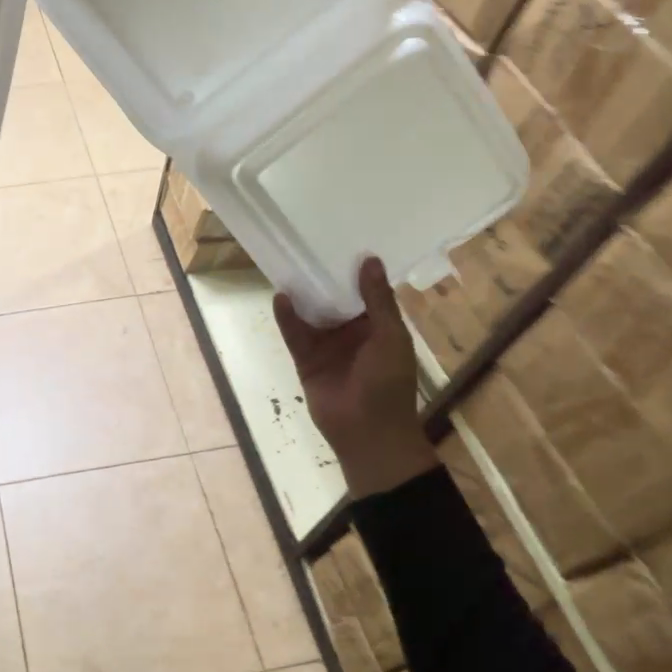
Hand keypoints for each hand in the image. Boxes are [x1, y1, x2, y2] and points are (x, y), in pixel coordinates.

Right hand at [274, 257, 435, 497]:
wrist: (367, 431)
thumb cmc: (388, 382)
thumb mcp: (390, 336)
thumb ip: (378, 300)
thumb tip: (369, 260)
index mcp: (378, 326)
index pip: (365, 292)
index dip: (356, 270)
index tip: (345, 239)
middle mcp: (352, 332)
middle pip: (335, 299)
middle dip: (325, 277)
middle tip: (310, 244)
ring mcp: (327, 345)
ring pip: (313, 314)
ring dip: (304, 294)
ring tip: (290, 264)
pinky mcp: (306, 359)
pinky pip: (295, 334)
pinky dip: (287, 317)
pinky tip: (281, 298)